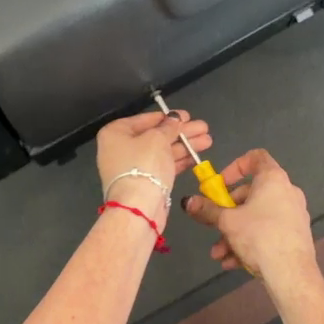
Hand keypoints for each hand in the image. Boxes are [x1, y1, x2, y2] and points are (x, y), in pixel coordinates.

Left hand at [95, 110, 211, 221]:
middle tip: (203, 127)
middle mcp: (121, 149)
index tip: (186, 115)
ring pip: (162, 152)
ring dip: (185, 145)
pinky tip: (197, 156)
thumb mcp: (157, 139)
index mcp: (115, 133)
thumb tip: (175, 118)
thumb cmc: (143, 165)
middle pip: (156, 136)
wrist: (138, 208)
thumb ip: (169, 126)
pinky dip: (179, 161)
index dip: (167, 116)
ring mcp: (133, 168)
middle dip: (181, 132)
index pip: (144, 119)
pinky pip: (163, 167)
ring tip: (207, 140)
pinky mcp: (145, 184)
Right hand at [181, 149, 318, 286]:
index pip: (256, 158)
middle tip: (213, 225)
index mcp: (273, 179)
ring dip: (234, 232)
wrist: (291, 273)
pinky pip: (267, 231)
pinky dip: (249, 242)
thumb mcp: (227, 221)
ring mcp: (293, 214)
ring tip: (219, 253)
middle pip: (251, 193)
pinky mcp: (295, 235)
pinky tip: (232, 262)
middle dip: (227, 211)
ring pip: (257, 217)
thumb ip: (207, 210)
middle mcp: (287, 192)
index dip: (234, 167)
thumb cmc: (259, 236)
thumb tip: (187, 202)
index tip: (220, 185)